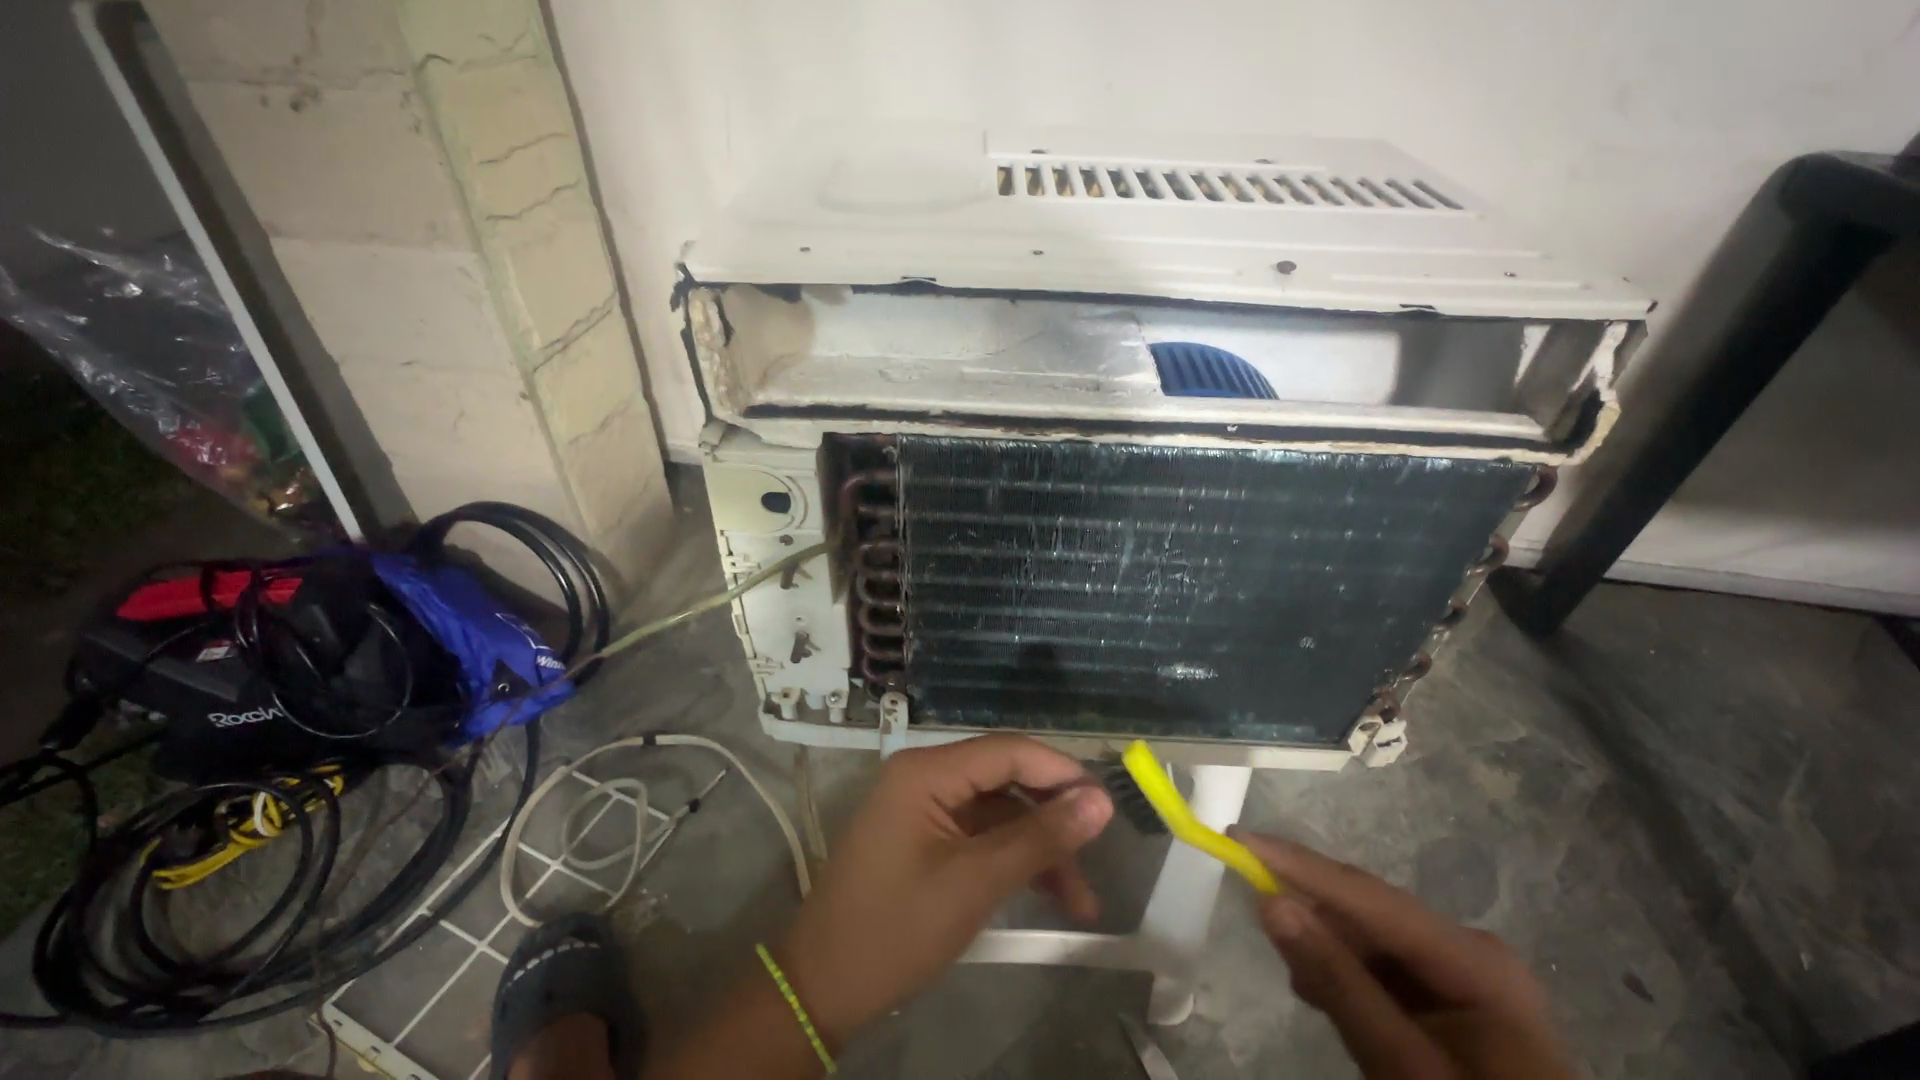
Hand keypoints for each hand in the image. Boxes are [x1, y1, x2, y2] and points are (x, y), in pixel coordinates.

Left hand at [776, 735, 1113, 1045]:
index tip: (1109, 807)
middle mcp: (924, 776)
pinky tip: (1050, 896)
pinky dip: (1014, 861)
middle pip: (1007, 780)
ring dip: (1040, 850)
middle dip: (1054, 819)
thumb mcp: (975, 882)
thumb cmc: (896, 927)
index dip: (1062, 772)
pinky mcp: (925, 838)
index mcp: (926, 771)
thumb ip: (1039, 838)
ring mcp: (923, 808)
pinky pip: (981, 836)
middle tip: (1098, 856)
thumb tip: (1101, 801)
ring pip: (1000, 813)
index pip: (1009, 751)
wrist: (824, 984)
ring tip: (1082, 900)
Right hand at [1231, 829, 1574, 1079]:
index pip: (1368, 895)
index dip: (1298, 864)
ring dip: (1329, 952)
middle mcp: (1472, 950)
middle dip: (1312, 911)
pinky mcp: (1456, 1002)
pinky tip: (1329, 997)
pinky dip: (1350, 977)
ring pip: (1374, 942)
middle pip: (1372, 913)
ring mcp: (1467, 976)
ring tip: (1302, 985)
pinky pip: (1387, 969)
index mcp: (1473, 958)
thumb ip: (1338, 983)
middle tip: (1255, 915)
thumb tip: (1272, 903)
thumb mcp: (1402, 1065)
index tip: (1237, 838)